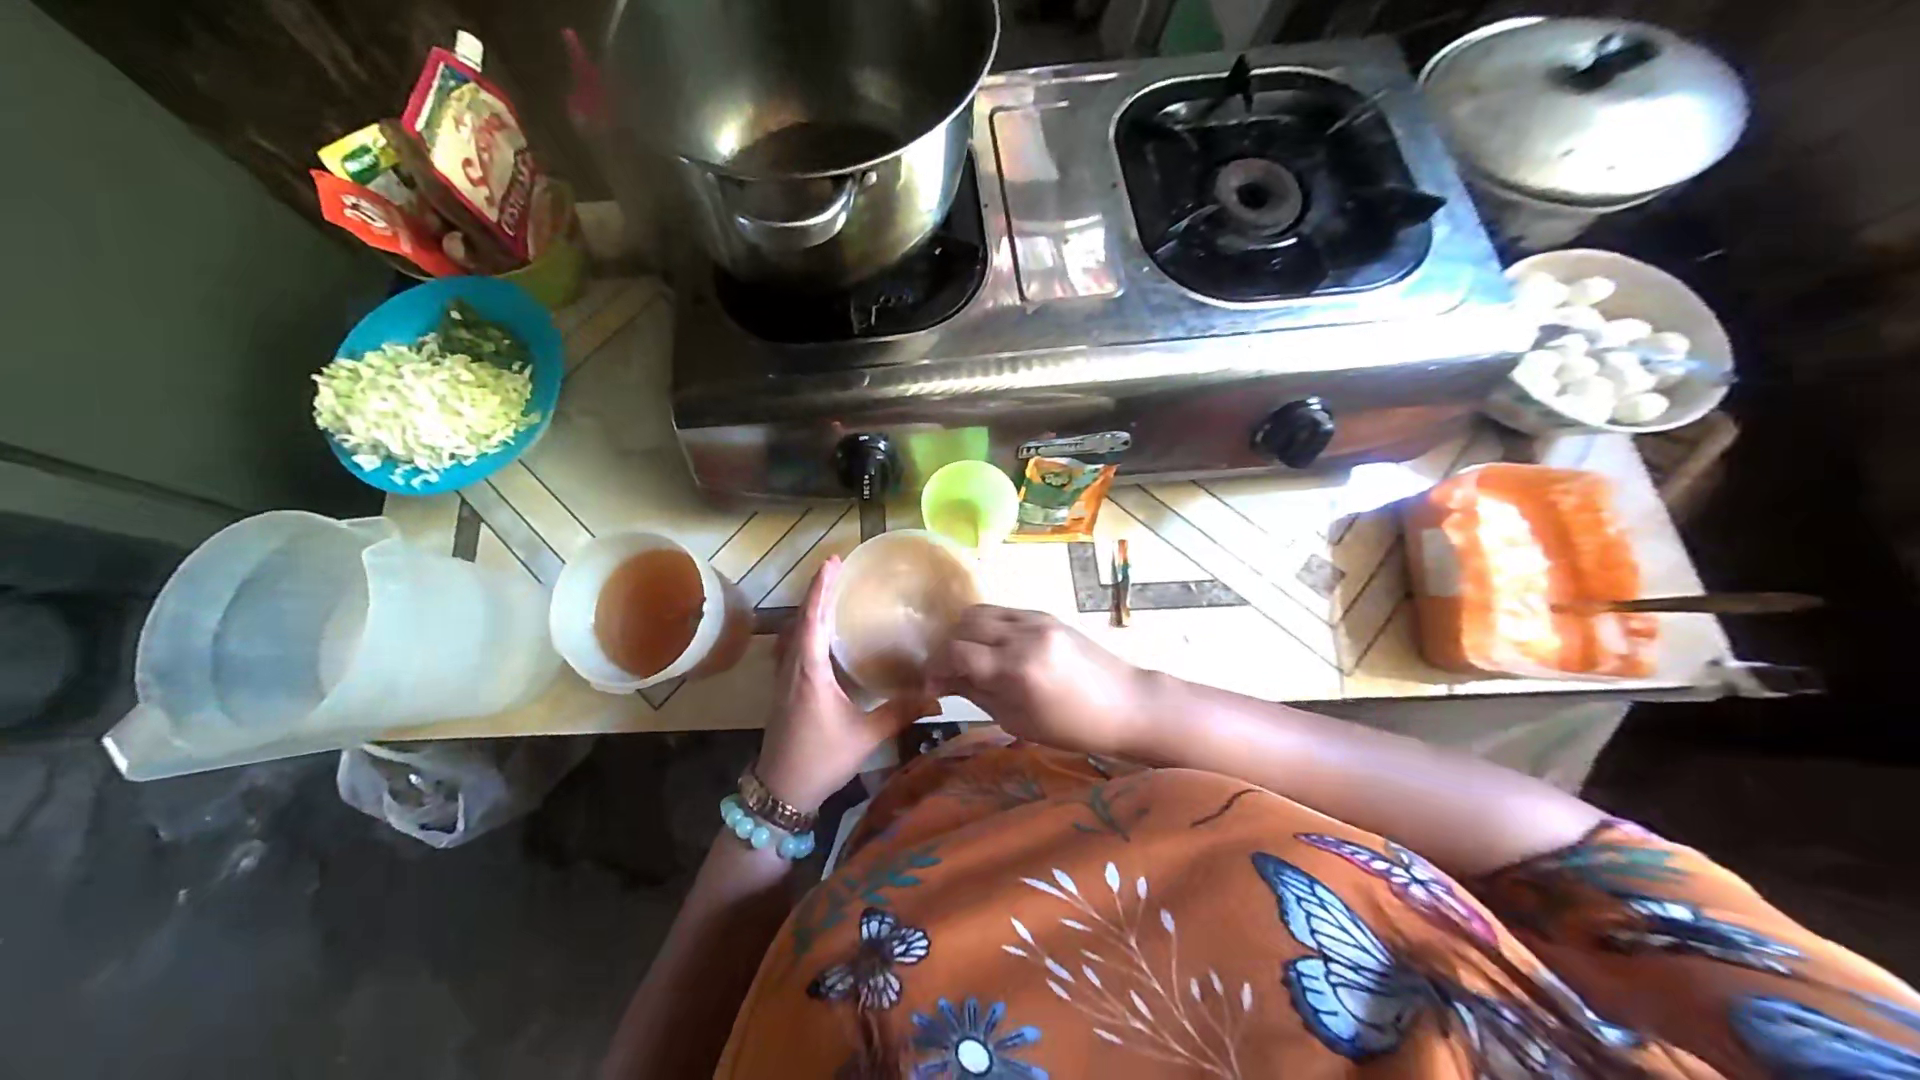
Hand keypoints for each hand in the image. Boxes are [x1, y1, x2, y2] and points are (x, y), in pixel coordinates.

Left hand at [755, 556, 930, 812]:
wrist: (780, 791)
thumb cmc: (820, 760)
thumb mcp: (865, 735)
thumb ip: (900, 712)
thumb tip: (937, 696)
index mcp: (809, 672)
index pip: (813, 619)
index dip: (821, 588)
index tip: (833, 562)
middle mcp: (792, 668)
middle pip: (800, 619)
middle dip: (817, 591)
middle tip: (836, 568)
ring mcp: (784, 679)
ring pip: (794, 633)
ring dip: (809, 608)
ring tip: (829, 592)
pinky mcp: (785, 690)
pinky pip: (794, 647)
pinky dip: (806, 629)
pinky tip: (821, 634)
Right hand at [927, 606, 1168, 758]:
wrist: (1126, 704)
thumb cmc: (1072, 727)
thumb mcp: (1018, 720)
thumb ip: (976, 694)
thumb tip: (942, 682)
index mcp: (1016, 669)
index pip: (956, 652)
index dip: (935, 668)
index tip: (930, 686)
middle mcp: (1022, 635)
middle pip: (963, 626)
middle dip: (946, 648)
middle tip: (946, 672)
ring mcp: (1035, 620)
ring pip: (980, 612)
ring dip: (964, 633)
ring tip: (967, 658)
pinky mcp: (1045, 615)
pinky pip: (1003, 612)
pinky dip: (987, 626)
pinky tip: (992, 647)